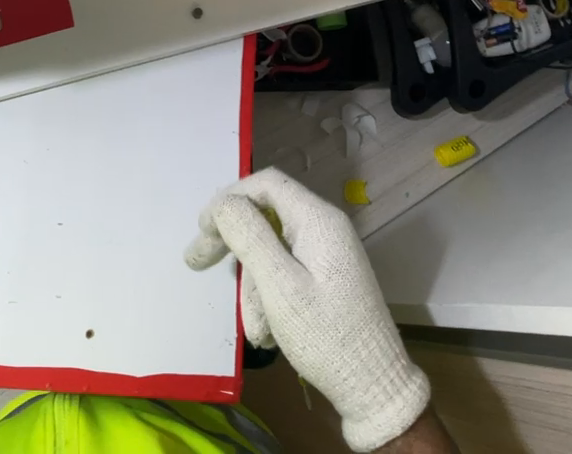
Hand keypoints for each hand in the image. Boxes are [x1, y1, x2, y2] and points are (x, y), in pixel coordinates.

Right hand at [186, 169, 430, 451]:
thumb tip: (223, 202)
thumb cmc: (325, 335)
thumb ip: (249, 236)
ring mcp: (327, 251)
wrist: (373, 386)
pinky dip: (270, 295)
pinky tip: (269, 330)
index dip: (230, 198)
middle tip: (198, 263)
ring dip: (254, 284)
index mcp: (317, 218)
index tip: (202, 228)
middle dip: (234, 243)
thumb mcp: (279, 286)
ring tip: (257, 327)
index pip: (266, 184)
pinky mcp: (326, 275)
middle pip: (266, 215)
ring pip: (272, 248)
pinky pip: (286, 270)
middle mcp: (324, 226)